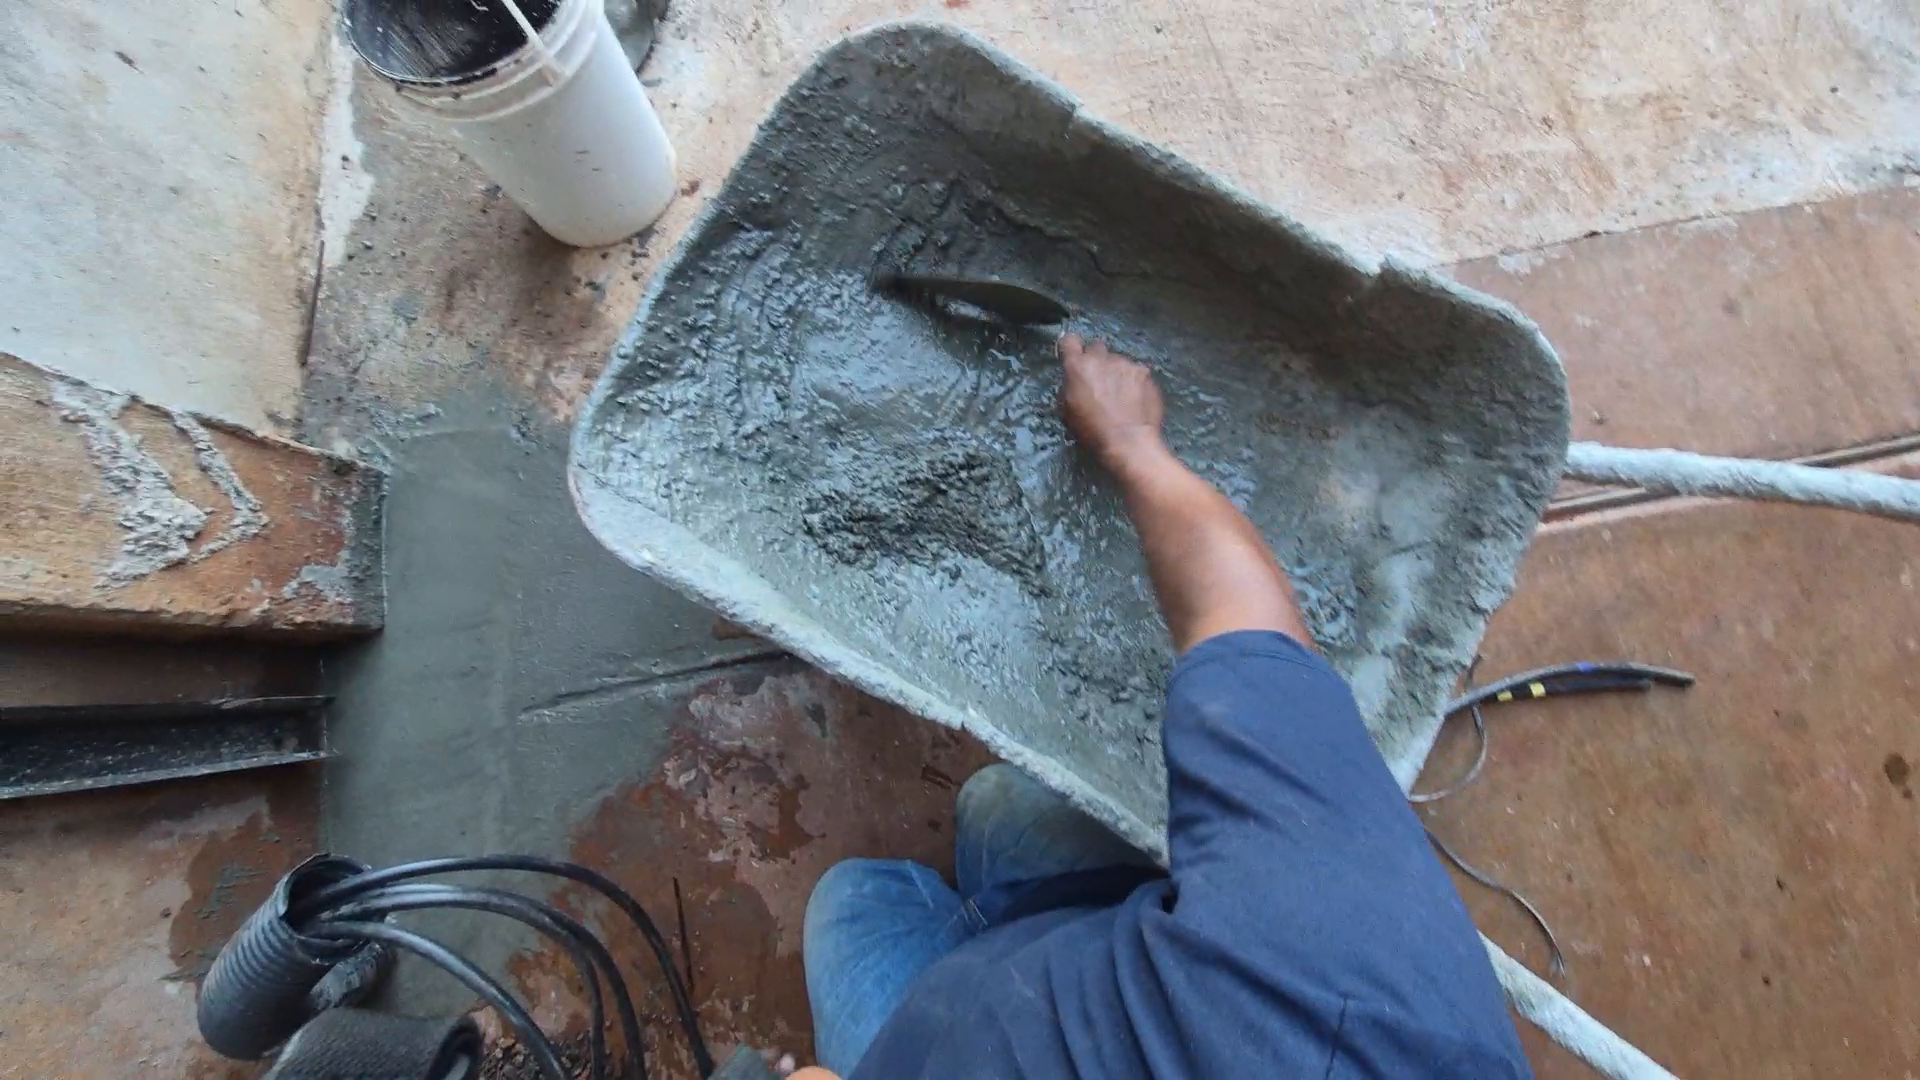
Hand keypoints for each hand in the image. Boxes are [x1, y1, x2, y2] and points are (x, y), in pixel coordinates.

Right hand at [1058, 335, 1166, 471]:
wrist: (1128, 441)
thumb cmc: (1092, 431)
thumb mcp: (1067, 412)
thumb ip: (1070, 388)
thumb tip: (1075, 381)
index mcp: (1078, 367)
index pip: (1069, 340)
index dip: (1070, 347)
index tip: (1072, 356)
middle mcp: (1102, 358)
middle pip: (1096, 346)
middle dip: (1096, 359)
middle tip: (1098, 379)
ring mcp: (1126, 363)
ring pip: (1118, 360)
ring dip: (1116, 372)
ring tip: (1120, 395)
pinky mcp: (1145, 372)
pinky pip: (1135, 371)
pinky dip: (1134, 381)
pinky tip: (1135, 398)